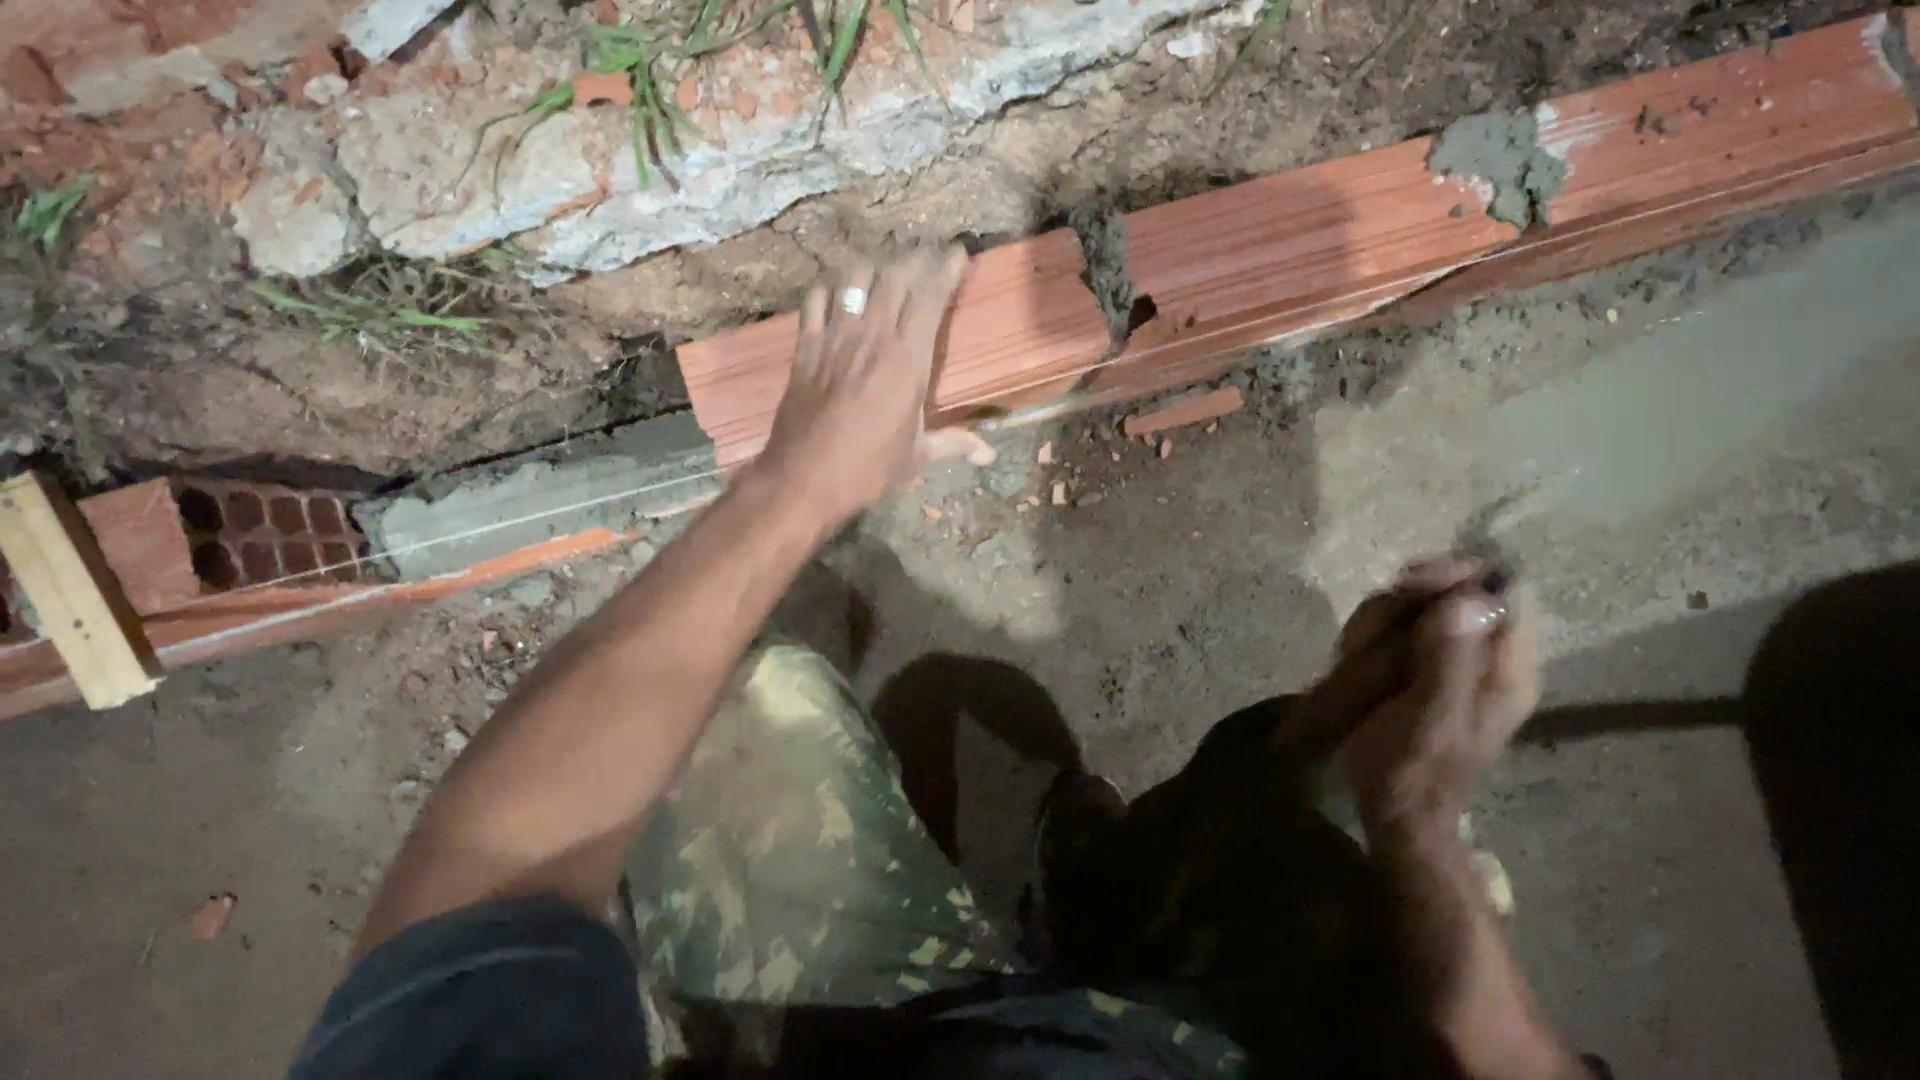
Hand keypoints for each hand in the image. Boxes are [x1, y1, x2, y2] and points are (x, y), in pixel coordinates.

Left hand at [751, 249, 995, 526]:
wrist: (804, 478)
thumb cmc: (868, 469)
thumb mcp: (917, 456)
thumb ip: (955, 444)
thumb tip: (989, 455)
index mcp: (908, 360)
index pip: (930, 296)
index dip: (945, 268)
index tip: (957, 253)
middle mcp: (873, 337)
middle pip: (895, 276)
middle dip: (914, 259)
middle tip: (925, 258)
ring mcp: (835, 337)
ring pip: (854, 277)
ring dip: (872, 266)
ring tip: (883, 268)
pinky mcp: (805, 347)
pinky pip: (815, 300)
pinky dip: (827, 289)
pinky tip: (835, 294)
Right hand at [1334, 556, 1540, 832]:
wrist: (1396, 816)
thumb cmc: (1413, 773)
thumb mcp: (1428, 719)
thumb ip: (1449, 659)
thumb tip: (1470, 598)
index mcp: (1508, 669)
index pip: (1505, 590)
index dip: (1457, 575)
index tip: (1407, 584)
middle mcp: (1488, 657)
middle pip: (1455, 591)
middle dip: (1405, 603)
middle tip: (1368, 633)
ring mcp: (1454, 662)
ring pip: (1420, 607)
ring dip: (1380, 621)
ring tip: (1355, 655)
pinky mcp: (1424, 669)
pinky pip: (1399, 629)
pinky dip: (1372, 636)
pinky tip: (1355, 660)